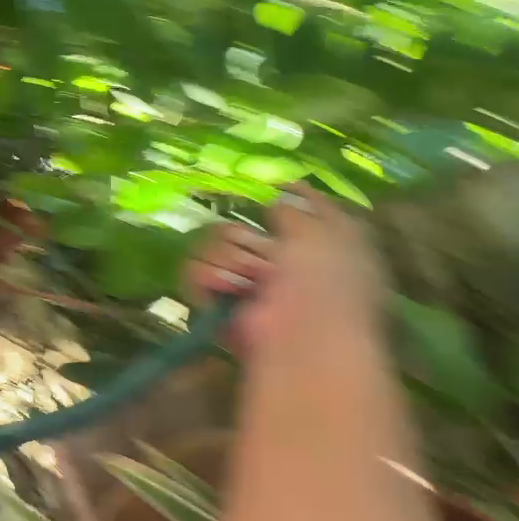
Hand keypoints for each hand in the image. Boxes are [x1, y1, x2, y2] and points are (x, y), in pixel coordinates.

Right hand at [189, 184, 383, 352]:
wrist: (303, 335)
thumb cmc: (328, 285)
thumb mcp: (326, 235)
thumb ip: (298, 208)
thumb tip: (277, 194)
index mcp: (314, 245)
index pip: (290, 209)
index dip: (281, 197)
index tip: (273, 186)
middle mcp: (277, 259)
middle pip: (235, 225)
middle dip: (246, 239)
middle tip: (268, 259)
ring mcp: (243, 278)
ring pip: (210, 243)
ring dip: (230, 260)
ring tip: (250, 281)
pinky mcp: (214, 296)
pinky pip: (192, 268)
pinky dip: (209, 277)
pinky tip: (229, 290)